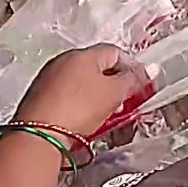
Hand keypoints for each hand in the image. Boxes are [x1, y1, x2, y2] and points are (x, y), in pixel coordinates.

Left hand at [15, 45, 151, 137]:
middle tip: (124, 101)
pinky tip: (83, 119)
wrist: (40, 134)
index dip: (132, 67)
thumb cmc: (77, 109)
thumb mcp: (114, 93)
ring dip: (97, 94)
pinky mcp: (40, 96)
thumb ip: (133, 80)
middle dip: (114, 83)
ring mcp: (49, 78)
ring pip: (82, 82)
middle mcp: (63, 61)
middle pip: (97, 67)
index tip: (140, 84)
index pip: (115, 52)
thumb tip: (148, 71)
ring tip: (105, 114)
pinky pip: (67, 95)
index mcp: (82, 54)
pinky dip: (80, 104)